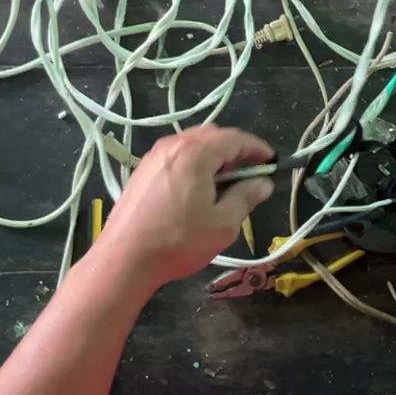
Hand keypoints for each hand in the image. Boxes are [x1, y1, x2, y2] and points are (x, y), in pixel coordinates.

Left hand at [96, 125, 275, 292]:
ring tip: (225, 182)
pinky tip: (197, 189)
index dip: (257, 148)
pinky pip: (176, 157)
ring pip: (191, 144)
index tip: (272, 161)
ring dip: (213, 157)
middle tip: (250, 173)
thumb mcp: (223, 224)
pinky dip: (193, 164)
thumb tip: (263, 183)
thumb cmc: (178, 240)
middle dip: (235, 150)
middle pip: (212, 135)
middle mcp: (172, 145)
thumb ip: (246, 197)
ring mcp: (153, 157)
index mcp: (195, 152)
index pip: (234, 138)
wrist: (124, 259)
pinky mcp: (142, 172)